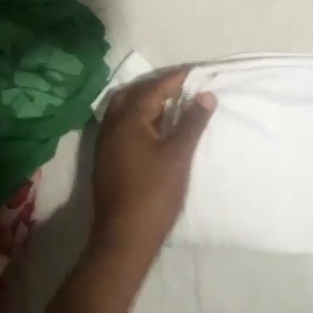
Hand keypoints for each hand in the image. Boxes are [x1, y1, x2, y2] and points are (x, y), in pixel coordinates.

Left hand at [88, 67, 216, 257]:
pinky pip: (121, 126)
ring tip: (170, 105)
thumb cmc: (153, 194)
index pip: (153, 88)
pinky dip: (138, 119)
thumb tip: (206, 94)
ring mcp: (105, 145)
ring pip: (123, 111)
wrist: (123, 240)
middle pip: (132, 94)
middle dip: (155, 86)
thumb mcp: (179, 155)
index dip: (175, 78)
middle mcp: (112, 127)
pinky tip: (155, 129)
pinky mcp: (106, 161)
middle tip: (180, 86)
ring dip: (145, 102)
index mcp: (128, 120)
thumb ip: (192, 121)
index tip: (194, 71)